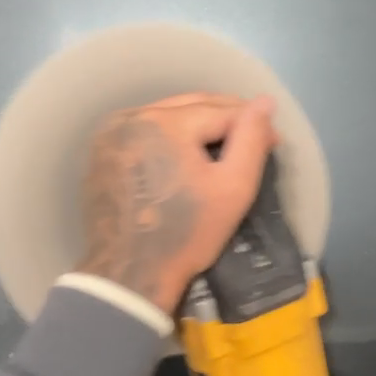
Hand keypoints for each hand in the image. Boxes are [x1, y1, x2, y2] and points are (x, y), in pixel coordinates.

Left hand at [76, 92, 278, 314]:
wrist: (129, 275)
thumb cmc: (186, 234)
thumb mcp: (233, 188)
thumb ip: (251, 139)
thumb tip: (266, 100)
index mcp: (164, 122)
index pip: (221, 110)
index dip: (252, 125)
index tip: (274, 142)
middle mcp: (133, 116)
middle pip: (192, 106)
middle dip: (226, 119)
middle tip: (252, 140)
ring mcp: (111, 134)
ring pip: (168, 116)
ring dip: (198, 125)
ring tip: (222, 147)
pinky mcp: (101, 152)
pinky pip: (145, 132)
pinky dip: (169, 138)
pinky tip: (185, 156)